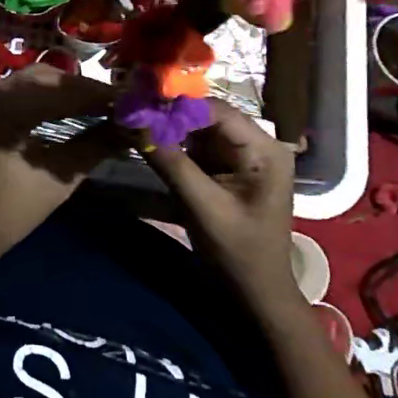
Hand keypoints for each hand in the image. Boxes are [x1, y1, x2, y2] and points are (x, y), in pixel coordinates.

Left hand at [0, 65, 118, 249]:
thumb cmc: (9, 213)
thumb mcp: (59, 178)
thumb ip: (95, 145)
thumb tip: (132, 126)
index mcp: (3, 113)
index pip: (62, 92)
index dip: (100, 96)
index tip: (133, 100)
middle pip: (48, 78)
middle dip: (85, 89)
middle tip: (119, 101)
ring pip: (35, 79)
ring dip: (68, 89)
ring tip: (101, 103)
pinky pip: (22, 88)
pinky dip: (49, 94)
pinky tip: (74, 104)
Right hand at [142, 101, 295, 291]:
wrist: (256, 292)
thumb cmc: (238, 252)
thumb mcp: (203, 207)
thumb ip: (172, 163)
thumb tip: (137, 124)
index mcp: (264, 150)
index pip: (217, 111)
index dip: (178, 106)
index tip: (140, 105)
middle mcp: (257, 145)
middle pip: (208, 117)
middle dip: (171, 116)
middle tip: (133, 113)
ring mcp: (243, 157)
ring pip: (200, 130)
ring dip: (170, 129)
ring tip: (136, 124)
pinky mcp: (228, 170)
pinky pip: (198, 148)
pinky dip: (175, 146)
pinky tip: (150, 142)